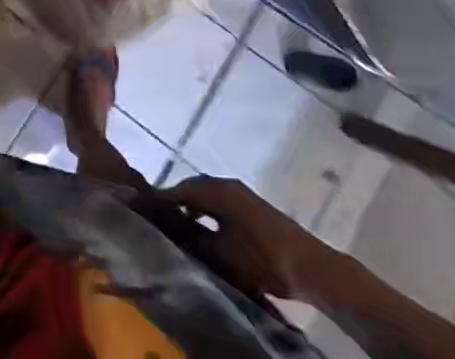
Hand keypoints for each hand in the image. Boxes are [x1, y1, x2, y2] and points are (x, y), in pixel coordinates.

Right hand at [163, 176, 343, 301]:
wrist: (313, 268)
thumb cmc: (264, 258)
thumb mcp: (223, 254)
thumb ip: (194, 240)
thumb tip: (170, 233)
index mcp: (219, 191)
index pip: (180, 189)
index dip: (161, 199)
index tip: (142, 209)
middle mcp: (228, 186)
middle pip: (193, 188)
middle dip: (174, 201)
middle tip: (156, 218)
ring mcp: (242, 195)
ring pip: (207, 195)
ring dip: (191, 207)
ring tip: (174, 225)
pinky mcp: (251, 208)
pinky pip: (219, 203)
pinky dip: (206, 212)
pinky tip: (201, 230)